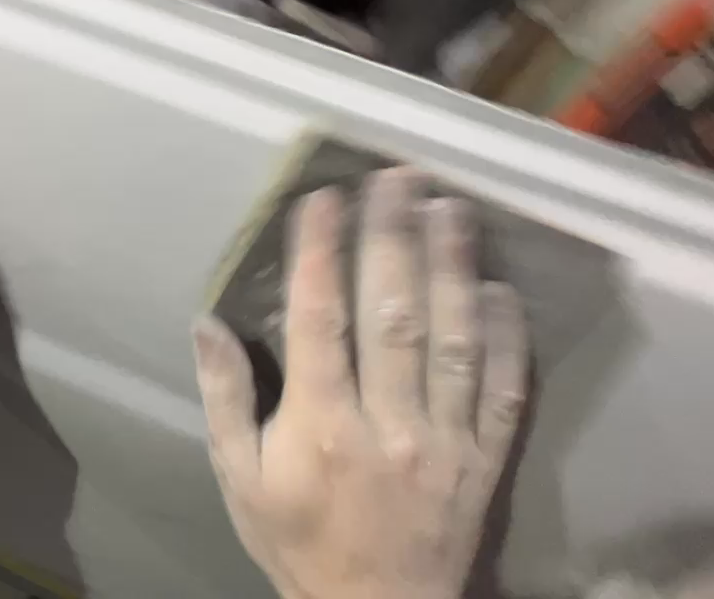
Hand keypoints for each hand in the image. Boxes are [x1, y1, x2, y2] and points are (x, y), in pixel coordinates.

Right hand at [193, 168, 529, 598]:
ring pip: (454, 341)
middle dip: (392, 239)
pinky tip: (500, 289)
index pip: (321, 319)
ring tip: (451, 209)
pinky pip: (503, 392)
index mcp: (321, 421)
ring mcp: (446, 439)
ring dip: (452, 269)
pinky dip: (506, 338)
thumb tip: (207, 321)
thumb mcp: (236, 471)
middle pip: (392, 314)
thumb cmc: (294, 534)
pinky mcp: (484, 459)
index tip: (324, 199)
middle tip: (396, 179)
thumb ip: (223, 394)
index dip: (321, 253)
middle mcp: (389, 420)